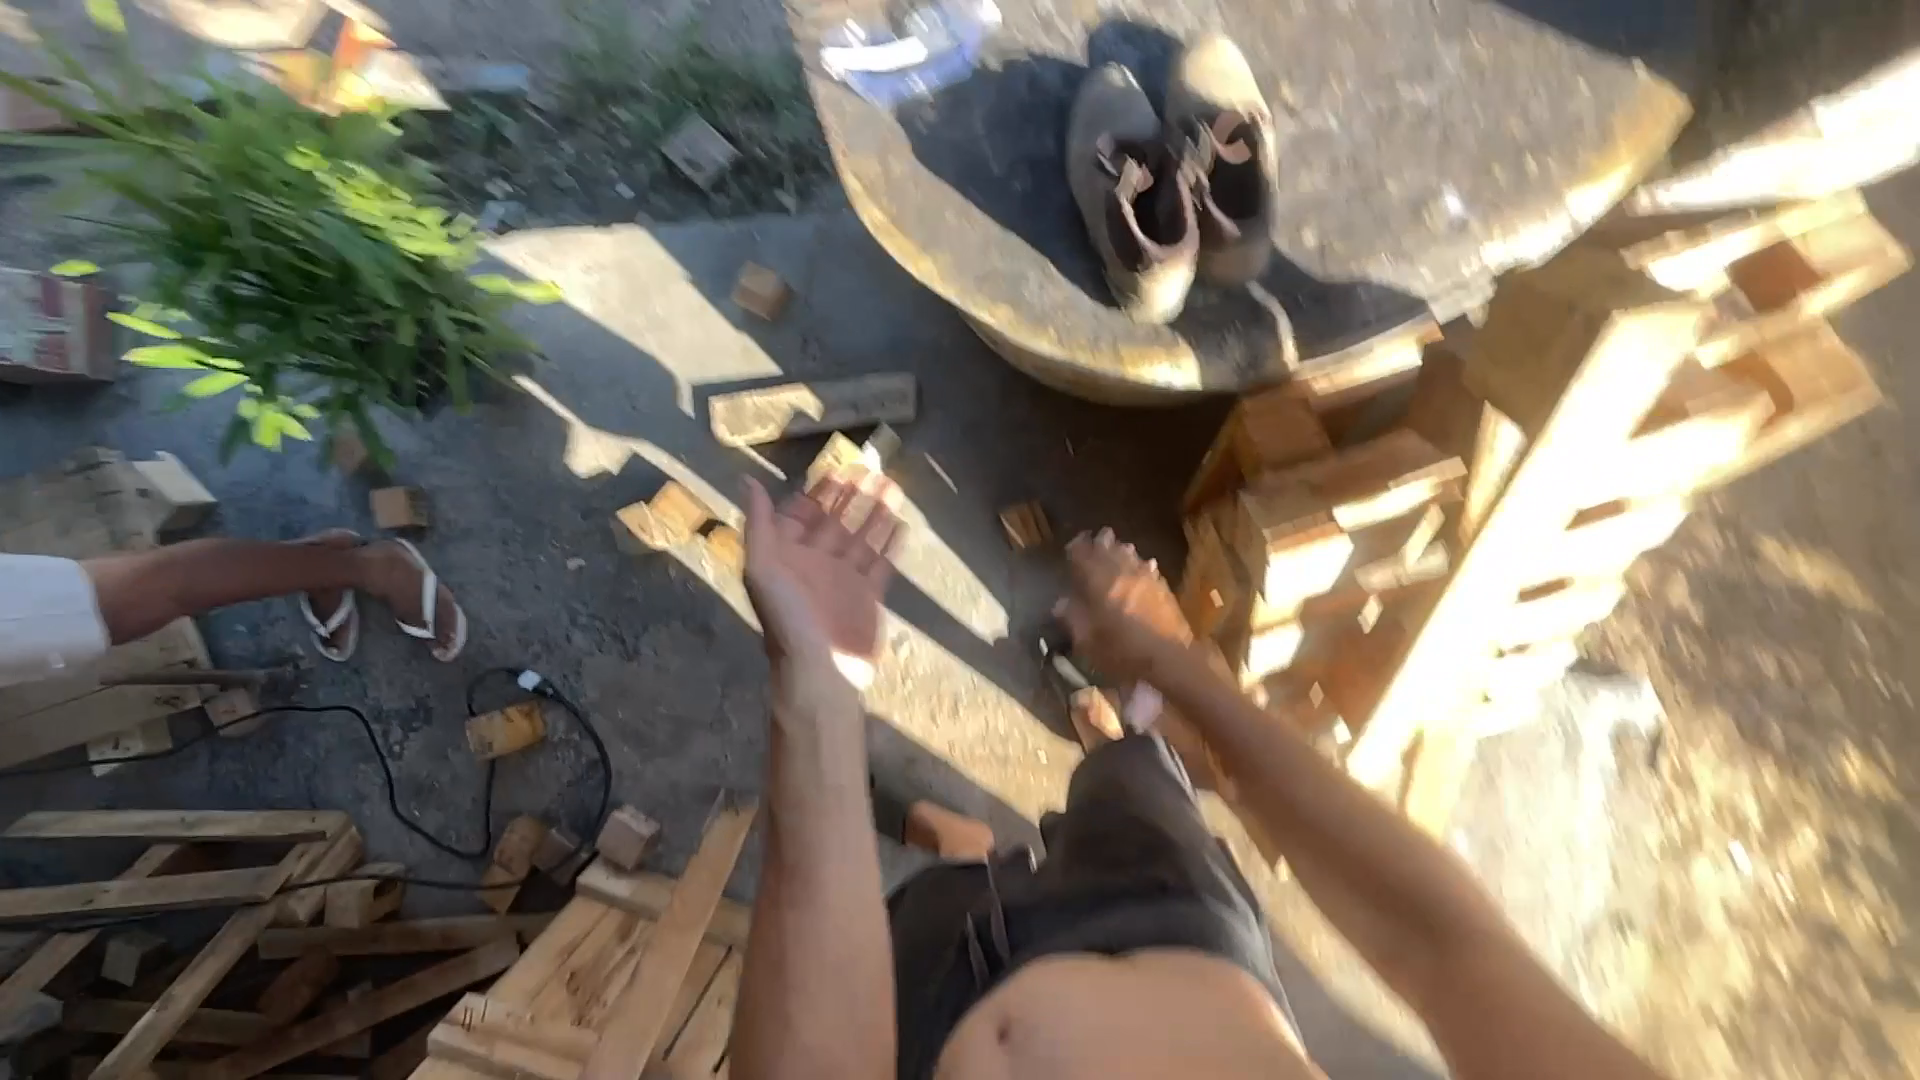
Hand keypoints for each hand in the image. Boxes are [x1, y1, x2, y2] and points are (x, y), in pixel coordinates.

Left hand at [741, 468, 903, 698]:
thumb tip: (748, 481)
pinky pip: (881, 562)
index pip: (801, 513)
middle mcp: (816, 563)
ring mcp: (844, 578)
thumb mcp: (763, 569)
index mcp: (787, 555)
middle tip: (870, 466)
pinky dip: (891, 542)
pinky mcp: (868, 595)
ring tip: (892, 484)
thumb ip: (759, 525)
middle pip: (836, 519)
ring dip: (875, 510)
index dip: (817, 490)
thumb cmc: (787, 619)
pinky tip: (901, 521)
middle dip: (851, 494)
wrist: (820, 671)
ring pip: (862, 535)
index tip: (835, 465)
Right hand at [1055, 528, 1193, 683]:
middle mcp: (1123, 575)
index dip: (1077, 548)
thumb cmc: (1123, 654)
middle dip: (1101, 542)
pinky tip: (1145, 564)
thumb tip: (1061, 602)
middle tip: (1096, 536)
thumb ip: (1073, 619)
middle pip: (1110, 551)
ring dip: (1122, 550)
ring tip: (1118, 545)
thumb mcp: (1088, 642)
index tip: (1072, 543)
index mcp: (1100, 585)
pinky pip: (1150, 569)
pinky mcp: (1164, 590)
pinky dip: (1142, 564)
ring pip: (1131, 557)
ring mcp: (1147, 580)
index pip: (1084, 557)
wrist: (1171, 660)